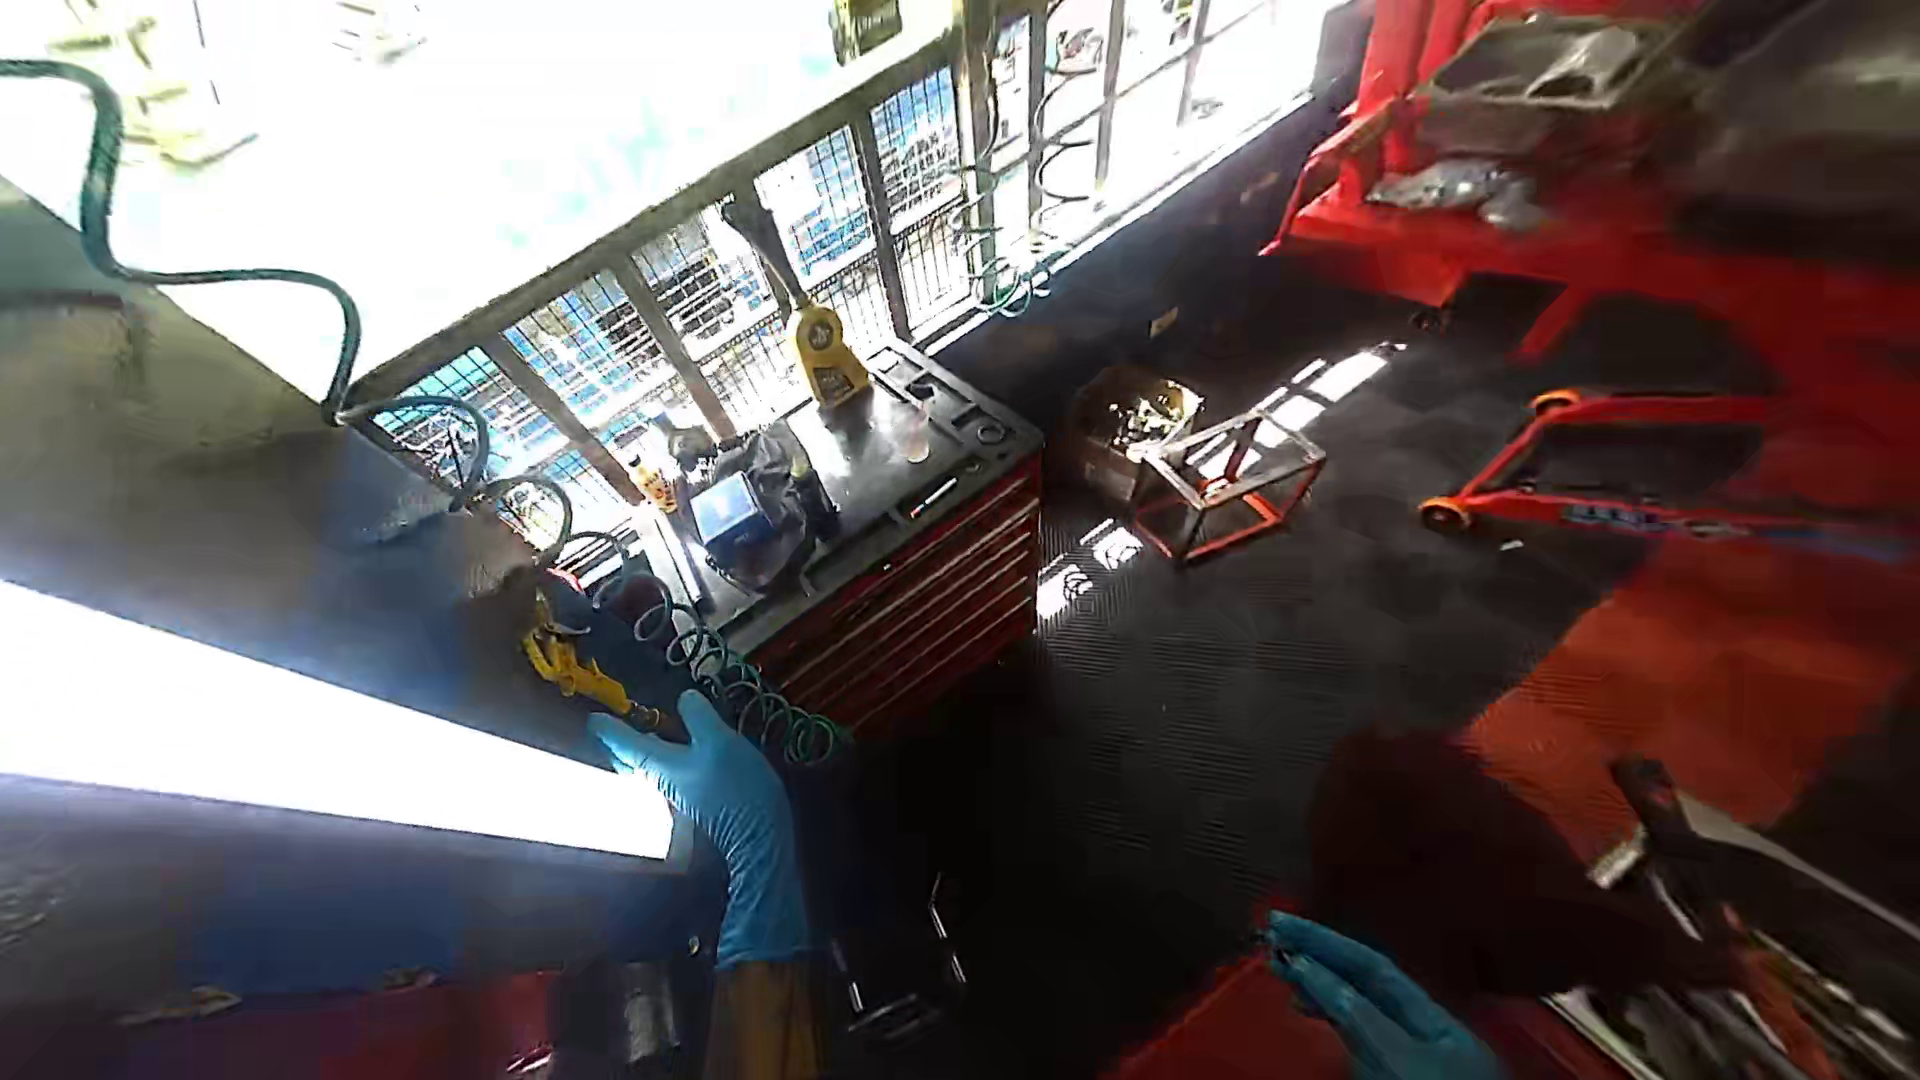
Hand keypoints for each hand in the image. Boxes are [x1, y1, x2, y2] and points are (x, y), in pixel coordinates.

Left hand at [592, 691, 809, 967]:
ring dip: (638, 754)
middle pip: (631, 763)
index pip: (628, 745)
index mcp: (663, 765)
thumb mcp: (720, 741)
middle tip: (607, 730)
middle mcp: (663, 781)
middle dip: (618, 746)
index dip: (611, 730)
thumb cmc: (735, 783)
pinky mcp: (696, 798)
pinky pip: (665, 775)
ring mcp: (679, 792)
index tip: (593, 718)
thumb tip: (684, 696)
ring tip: (639, 737)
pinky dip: (660, 760)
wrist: (757, 831)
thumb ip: (700, 718)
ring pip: (647, 770)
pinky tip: (673, 754)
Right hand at [1265, 911, 1501, 1079]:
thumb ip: (1355, 1012)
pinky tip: (1305, 1007)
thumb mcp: (1400, 1059)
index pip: (1371, 964)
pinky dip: (1325, 1013)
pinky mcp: (1392, 1076)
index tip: (1279, 924)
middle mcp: (1424, 1030)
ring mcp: (1410, 1056)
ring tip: (1279, 969)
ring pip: (1355, 1003)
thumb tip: (1304, 964)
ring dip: (1315, 982)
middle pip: (1363, 980)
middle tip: (1270, 941)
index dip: (1324, 940)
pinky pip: (1353, 1031)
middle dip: (1316, 957)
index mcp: (1436, 1019)